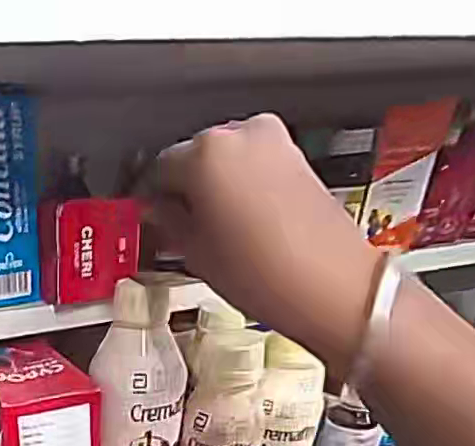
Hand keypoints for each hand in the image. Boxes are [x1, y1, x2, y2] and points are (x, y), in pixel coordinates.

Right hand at [149, 114, 380, 375]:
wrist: (327, 283)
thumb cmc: (260, 272)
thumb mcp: (196, 253)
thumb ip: (168, 223)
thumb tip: (155, 212)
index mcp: (205, 153)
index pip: (158, 168)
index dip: (148, 197)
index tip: (146, 218)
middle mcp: (239, 133)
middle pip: (192, 158)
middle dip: (181, 190)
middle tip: (174, 229)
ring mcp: (272, 141)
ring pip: (223, 161)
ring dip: (210, 189)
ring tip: (208, 232)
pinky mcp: (294, 156)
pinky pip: (250, 165)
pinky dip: (237, 188)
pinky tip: (235, 225)